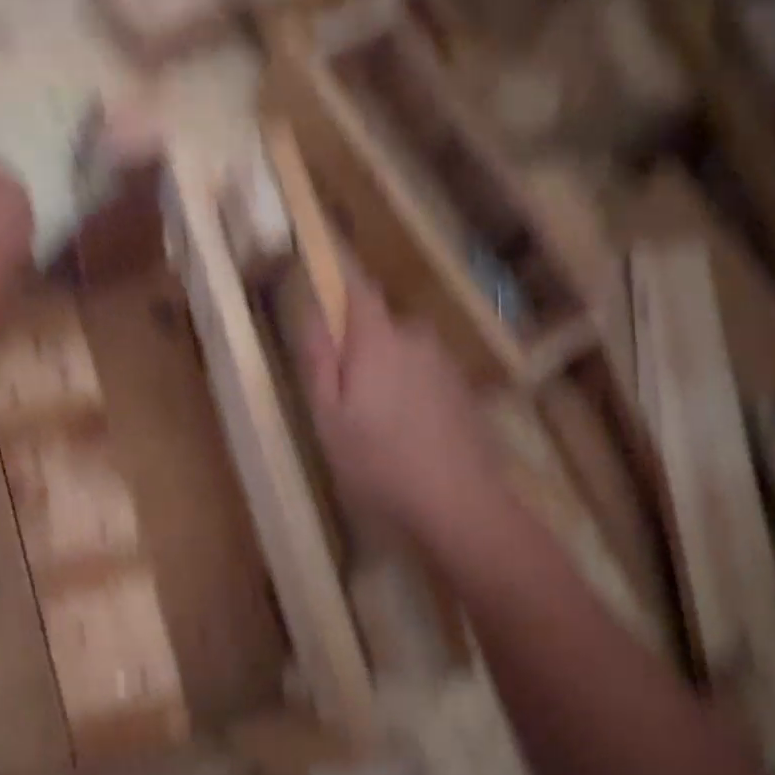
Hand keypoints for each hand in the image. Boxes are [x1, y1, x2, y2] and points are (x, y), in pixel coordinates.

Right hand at [291, 276, 503, 530]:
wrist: (459, 504)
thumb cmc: (378, 462)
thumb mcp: (329, 418)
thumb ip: (319, 360)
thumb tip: (310, 311)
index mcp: (378, 340)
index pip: (358, 286)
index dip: (339, 274)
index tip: (321, 271)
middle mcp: (417, 338)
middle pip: (380, 324)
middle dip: (359, 345)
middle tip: (340, 394)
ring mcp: (446, 364)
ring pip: (404, 352)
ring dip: (386, 371)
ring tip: (374, 422)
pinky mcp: (464, 390)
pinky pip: (425, 375)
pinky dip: (411, 391)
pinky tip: (406, 434)